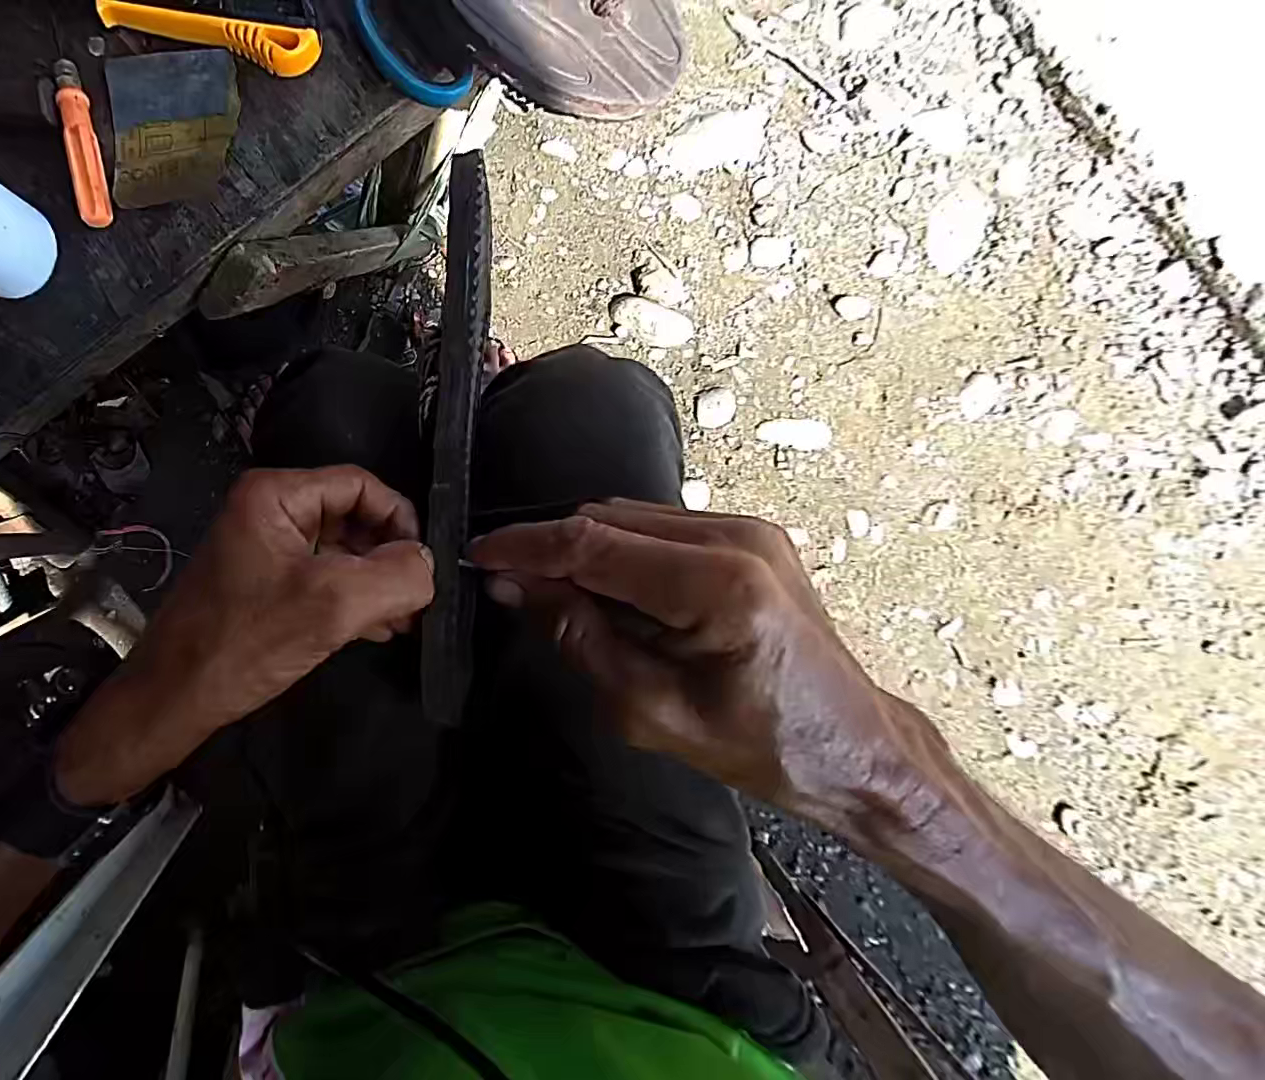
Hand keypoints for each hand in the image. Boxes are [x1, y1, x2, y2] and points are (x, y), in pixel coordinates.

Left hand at [56, 466, 432, 804]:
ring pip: (340, 552)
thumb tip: (428, 564)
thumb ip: (395, 576)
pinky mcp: (266, 583)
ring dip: (375, 583)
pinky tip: (377, 629)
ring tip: (405, 620)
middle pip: (352, 517)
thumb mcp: (331, 605)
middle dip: (389, 558)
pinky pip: (321, 578)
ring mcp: (266, 549)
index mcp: (275, 495)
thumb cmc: (245, 642)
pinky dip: (352, 599)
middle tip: (418, 599)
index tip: (422, 563)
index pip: (359, 484)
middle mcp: (269, 511)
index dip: (399, 518)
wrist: (175, 696)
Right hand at [467, 498, 954, 829]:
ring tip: (561, 600)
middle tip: (511, 589)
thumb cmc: (758, 745)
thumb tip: (513, 586)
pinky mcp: (744, 533)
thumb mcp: (646, 708)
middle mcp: (734, 538)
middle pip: (601, 520)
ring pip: (620, 517)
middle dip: (546, 551)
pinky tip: (608, 593)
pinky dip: (611, 552)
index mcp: (717, 587)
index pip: (590, 544)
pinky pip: (648, 526)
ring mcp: (744, 528)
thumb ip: (575, 636)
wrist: (855, 748)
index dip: (523, 546)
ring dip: (577, 552)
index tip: (477, 555)